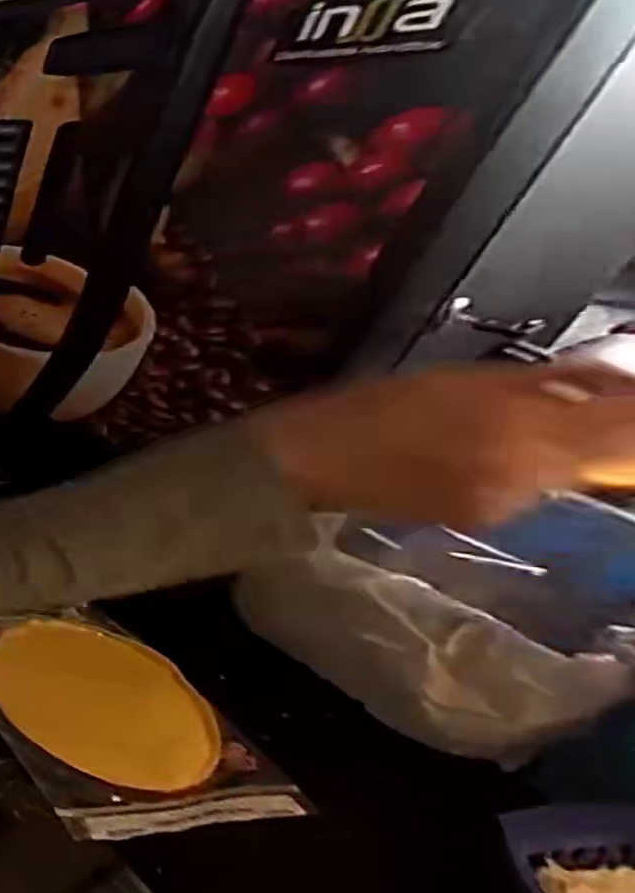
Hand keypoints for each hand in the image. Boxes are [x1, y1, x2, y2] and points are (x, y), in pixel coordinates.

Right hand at [247, 362, 634, 528]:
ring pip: (563, 470)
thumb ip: (534, 380)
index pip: (628, 418)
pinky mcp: (481, 518)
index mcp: (526, 430)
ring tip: (483, 432)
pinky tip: (459, 458)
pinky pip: (522, 489)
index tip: (616, 384)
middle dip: (588, 426)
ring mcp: (509, 502)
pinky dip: (506, 471)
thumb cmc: (354, 411)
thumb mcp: (442, 381)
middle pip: (607, 450)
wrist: (291, 464)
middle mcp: (533, 474)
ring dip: (543, 449)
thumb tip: (608, 374)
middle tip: (544, 406)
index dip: (626, 400)